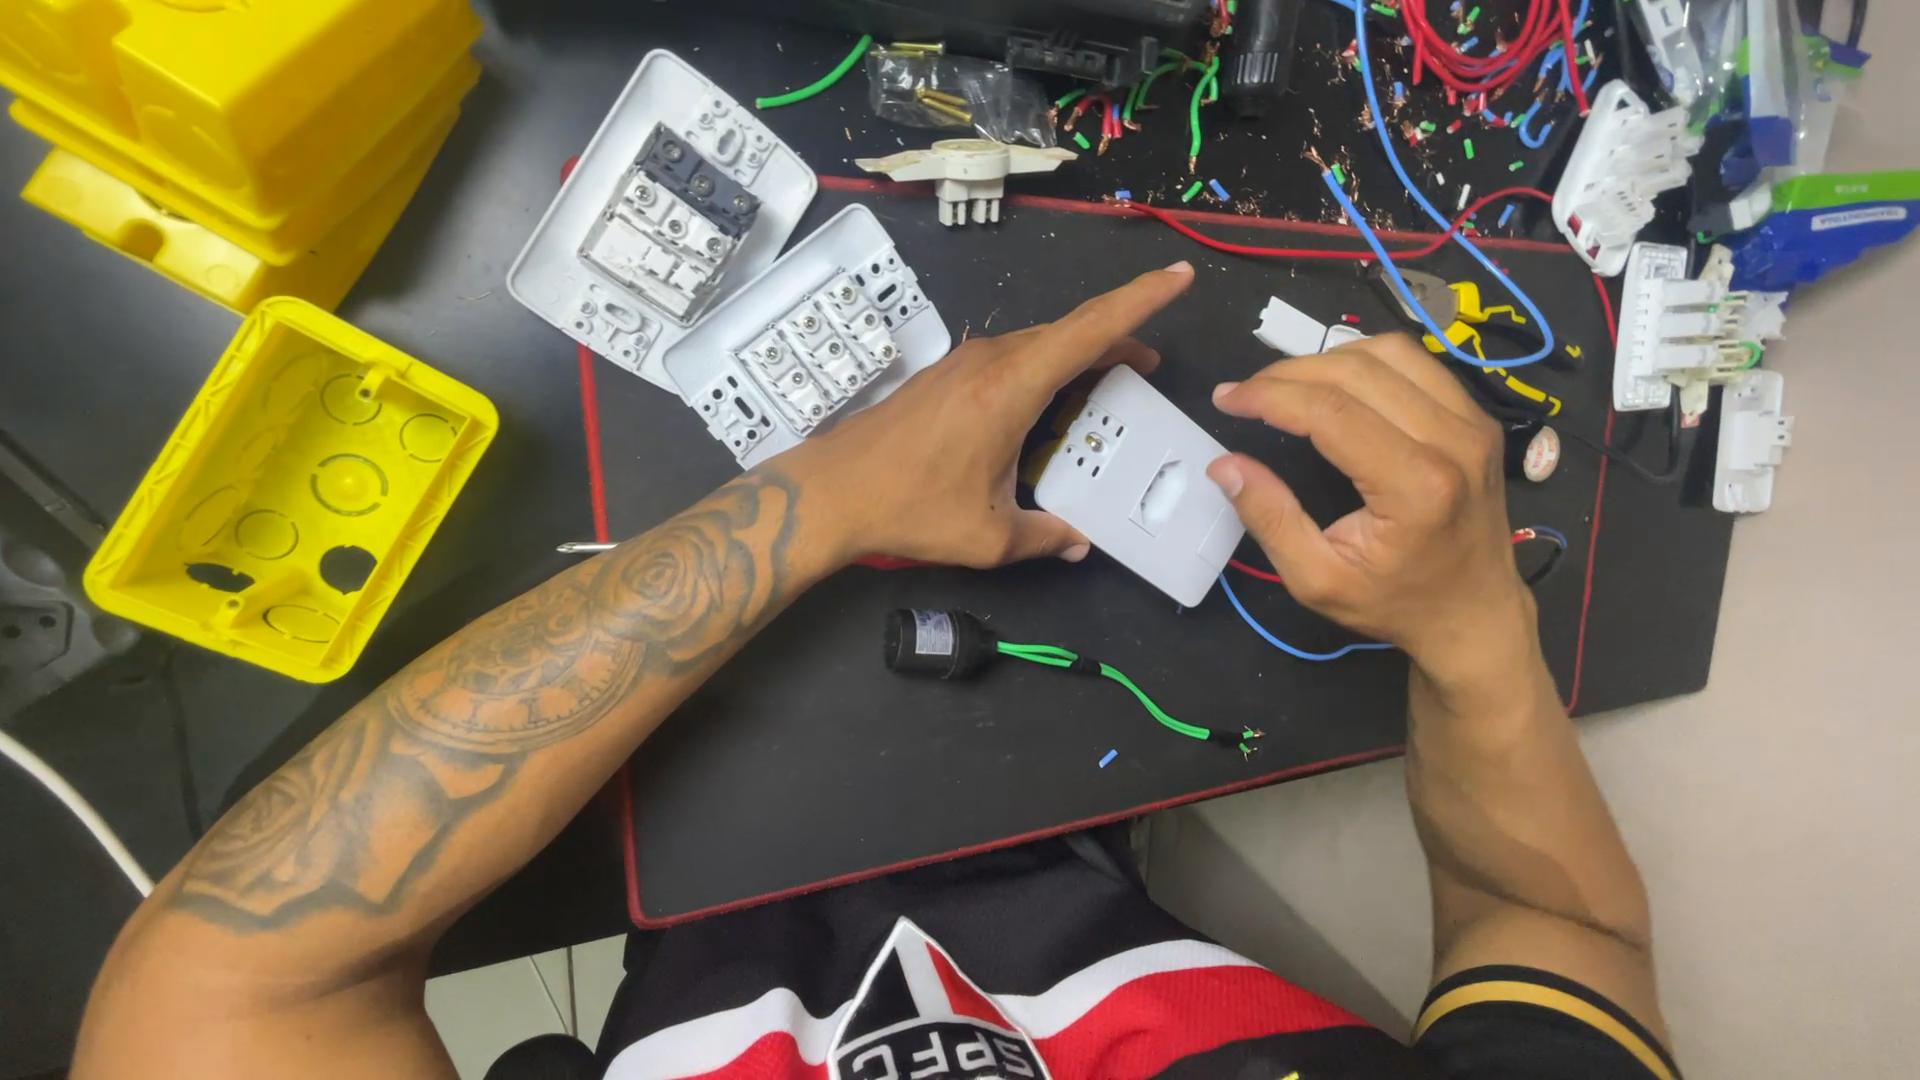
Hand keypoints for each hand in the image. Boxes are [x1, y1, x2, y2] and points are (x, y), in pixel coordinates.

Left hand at [778, 262, 1194, 567]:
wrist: (831, 491)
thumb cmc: (910, 509)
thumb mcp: (988, 536)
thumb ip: (1043, 536)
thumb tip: (1077, 543)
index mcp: (1011, 388)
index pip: (1090, 329)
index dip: (1141, 300)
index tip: (1179, 275)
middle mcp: (989, 361)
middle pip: (1067, 333)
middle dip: (1115, 342)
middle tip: (1145, 371)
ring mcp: (962, 363)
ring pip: (1036, 344)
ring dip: (1075, 357)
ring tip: (1101, 389)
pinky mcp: (944, 375)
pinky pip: (1008, 359)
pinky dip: (1041, 370)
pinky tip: (1042, 405)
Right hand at [1206, 334, 1536, 683]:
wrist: (1475, 615)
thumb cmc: (1393, 604)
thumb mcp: (1316, 579)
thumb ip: (1270, 519)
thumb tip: (1224, 466)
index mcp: (1415, 486)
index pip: (1330, 411)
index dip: (1269, 396)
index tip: (1226, 400)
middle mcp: (1453, 441)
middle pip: (1356, 372)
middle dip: (1286, 373)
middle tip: (1244, 393)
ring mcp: (1472, 423)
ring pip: (1389, 353)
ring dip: (1325, 359)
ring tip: (1283, 386)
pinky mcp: (1476, 417)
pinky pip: (1415, 363)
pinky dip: (1363, 362)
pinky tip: (1330, 383)